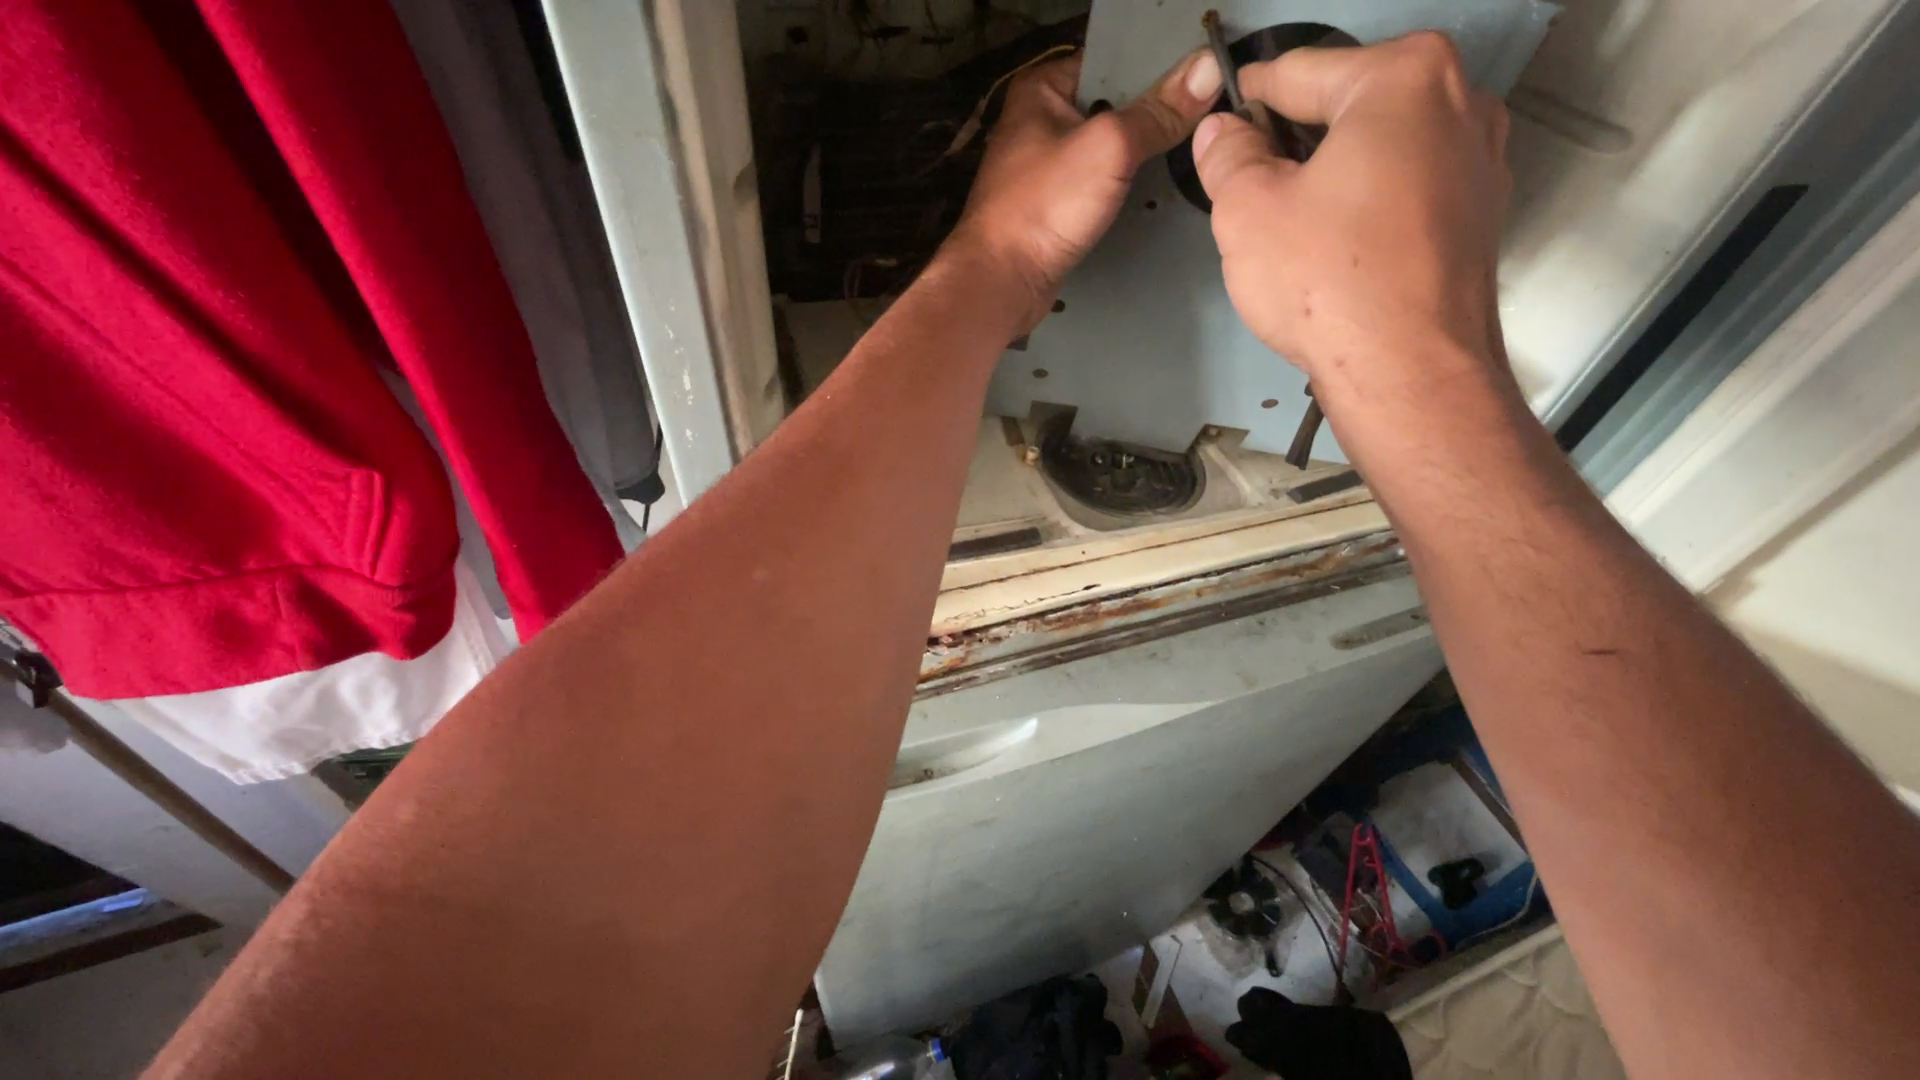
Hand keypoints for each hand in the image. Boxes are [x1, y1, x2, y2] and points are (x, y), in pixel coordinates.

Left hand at [949, 49, 1222, 330]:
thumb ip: (1157, 111)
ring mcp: (1045, 166)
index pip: (1112, 60)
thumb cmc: (1045, 206)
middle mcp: (1039, 120)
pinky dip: (1122, 184)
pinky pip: (1098, 181)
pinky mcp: (1053, 204)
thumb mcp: (1109, 147)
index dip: (1156, 68)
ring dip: (1140, 153)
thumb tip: (1209, 69)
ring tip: (1187, 150)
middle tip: (1203, 119)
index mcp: (1042, 88)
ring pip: (1107, 147)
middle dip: (1152, 114)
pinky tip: (1152, 187)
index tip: (1201, 80)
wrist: (1003, 281)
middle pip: (1113, 104)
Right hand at [1192, 33, 1511, 397]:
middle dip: (1294, 139)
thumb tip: (1221, 133)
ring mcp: (1482, 159)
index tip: (1221, 120)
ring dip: (1333, 172)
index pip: (1300, 72)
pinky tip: (1338, 248)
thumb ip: (1226, 156)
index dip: (1247, 99)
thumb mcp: (1246, 210)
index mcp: (1403, 77)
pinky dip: (1369, 204)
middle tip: (1251, 185)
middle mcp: (1460, 101)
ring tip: (1292, 222)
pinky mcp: (1482, 215)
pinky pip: (1408, 189)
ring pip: (1382, 148)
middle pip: (1349, 106)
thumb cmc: (1326, 279)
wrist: (1408, 369)